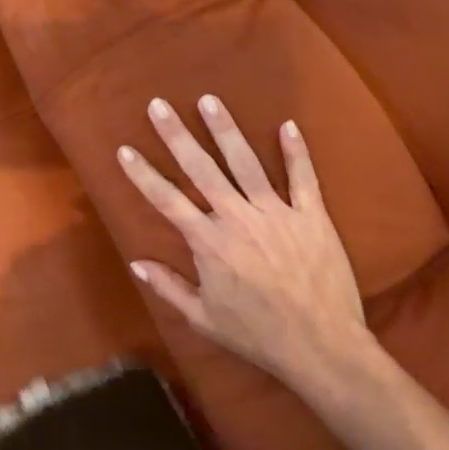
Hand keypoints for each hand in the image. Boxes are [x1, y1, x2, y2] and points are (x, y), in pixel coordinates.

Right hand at [118, 95, 369, 384]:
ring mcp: (277, 214)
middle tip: (159, 104)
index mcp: (208, 242)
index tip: (125, 149)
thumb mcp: (203, 318)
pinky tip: (288, 125)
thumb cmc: (258, 336)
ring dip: (226, 130)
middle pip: (201, 168)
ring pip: (247, 163)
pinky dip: (297, 152)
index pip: (166, 199)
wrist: (323, 349)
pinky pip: (304, 179)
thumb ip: (168, 287)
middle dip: (177, 134)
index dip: (143, 173)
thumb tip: (136, 262)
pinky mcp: (313, 218)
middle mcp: (238, 218)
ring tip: (209, 100)